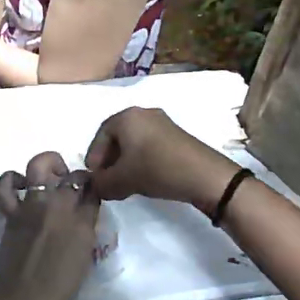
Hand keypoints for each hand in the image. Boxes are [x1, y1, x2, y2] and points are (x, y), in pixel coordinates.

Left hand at [0, 152, 99, 299]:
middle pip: (74, 176)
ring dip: (47, 164)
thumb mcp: (84, 256)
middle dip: (77, 174)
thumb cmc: (59, 286)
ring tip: (49, 174)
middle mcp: (60, 208)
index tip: (90, 192)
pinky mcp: (11, 212)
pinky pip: (5, 187)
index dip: (93, 188)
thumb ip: (85, 230)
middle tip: (72, 184)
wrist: (24, 297)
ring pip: (40, 166)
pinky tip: (17, 184)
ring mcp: (33, 206)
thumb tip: (82, 214)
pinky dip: (9, 180)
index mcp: (83, 223)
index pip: (94, 192)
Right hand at [85, 107, 238, 211]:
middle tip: (107, 180)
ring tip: (124, 182)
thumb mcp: (121, 180)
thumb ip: (101, 183)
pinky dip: (141, 160)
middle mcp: (143, 113)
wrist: (205, 176)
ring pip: (133, 142)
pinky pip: (149, 145)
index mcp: (127, 116)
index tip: (94, 177)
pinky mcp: (176, 136)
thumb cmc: (156, 169)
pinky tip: (143, 177)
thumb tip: (94, 186)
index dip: (94, 158)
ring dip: (125, 162)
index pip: (100, 136)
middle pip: (117, 137)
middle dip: (109, 160)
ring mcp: (163, 123)